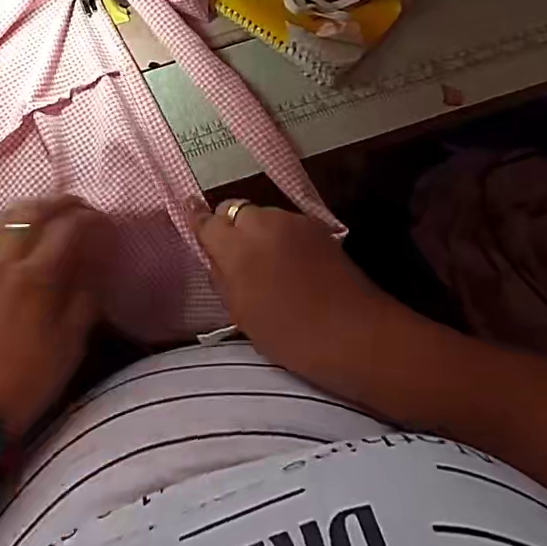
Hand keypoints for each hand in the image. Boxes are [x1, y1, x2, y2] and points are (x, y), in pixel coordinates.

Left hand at [0, 196, 107, 432]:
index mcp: (36, 277)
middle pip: (37, 210)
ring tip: (57, 212)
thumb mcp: (73, 338)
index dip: (92, 219)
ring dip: (38, 206)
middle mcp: (7, 260)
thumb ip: (87, 291)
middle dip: (65, 203)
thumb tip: (97, 259)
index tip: (107, 225)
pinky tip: (25, 227)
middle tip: (85, 209)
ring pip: (10, 213)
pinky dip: (13, 218)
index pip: (69, 227)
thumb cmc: (32, 375)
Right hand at [193, 200, 400, 385]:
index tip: (190, 215)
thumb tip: (214, 254)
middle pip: (235, 210)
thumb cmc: (290, 335)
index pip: (207, 221)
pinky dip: (281, 235)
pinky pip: (286, 223)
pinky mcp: (318, 226)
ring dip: (257, 230)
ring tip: (266, 262)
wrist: (356, 334)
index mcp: (237, 246)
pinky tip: (291, 262)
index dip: (197, 220)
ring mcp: (293, 220)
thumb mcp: (242, 314)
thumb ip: (222, 276)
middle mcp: (262, 223)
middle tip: (234, 255)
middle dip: (230, 226)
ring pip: (262, 215)